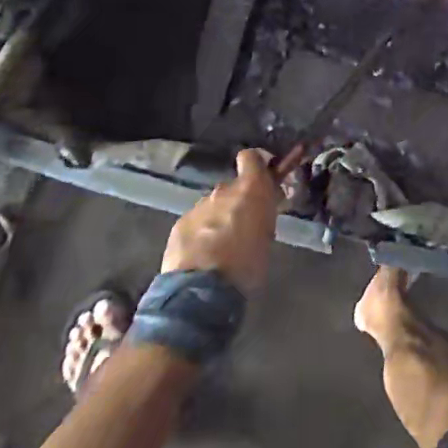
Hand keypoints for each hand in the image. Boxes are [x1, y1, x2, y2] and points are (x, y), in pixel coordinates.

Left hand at [160, 147, 293, 294]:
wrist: (202, 290)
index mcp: (250, 189)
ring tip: (221, 245)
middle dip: (238, 201)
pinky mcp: (179, 225)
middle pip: (232, 187)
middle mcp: (223, 191)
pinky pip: (196, 222)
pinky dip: (201, 232)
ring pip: (212, 206)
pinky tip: (203, 254)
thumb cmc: (248, 263)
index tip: (263, 179)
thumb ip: (264, 211)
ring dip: (218, 217)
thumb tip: (264, 204)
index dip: (257, 164)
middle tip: (244, 224)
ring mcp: (197, 207)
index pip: (251, 157)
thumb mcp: (268, 233)